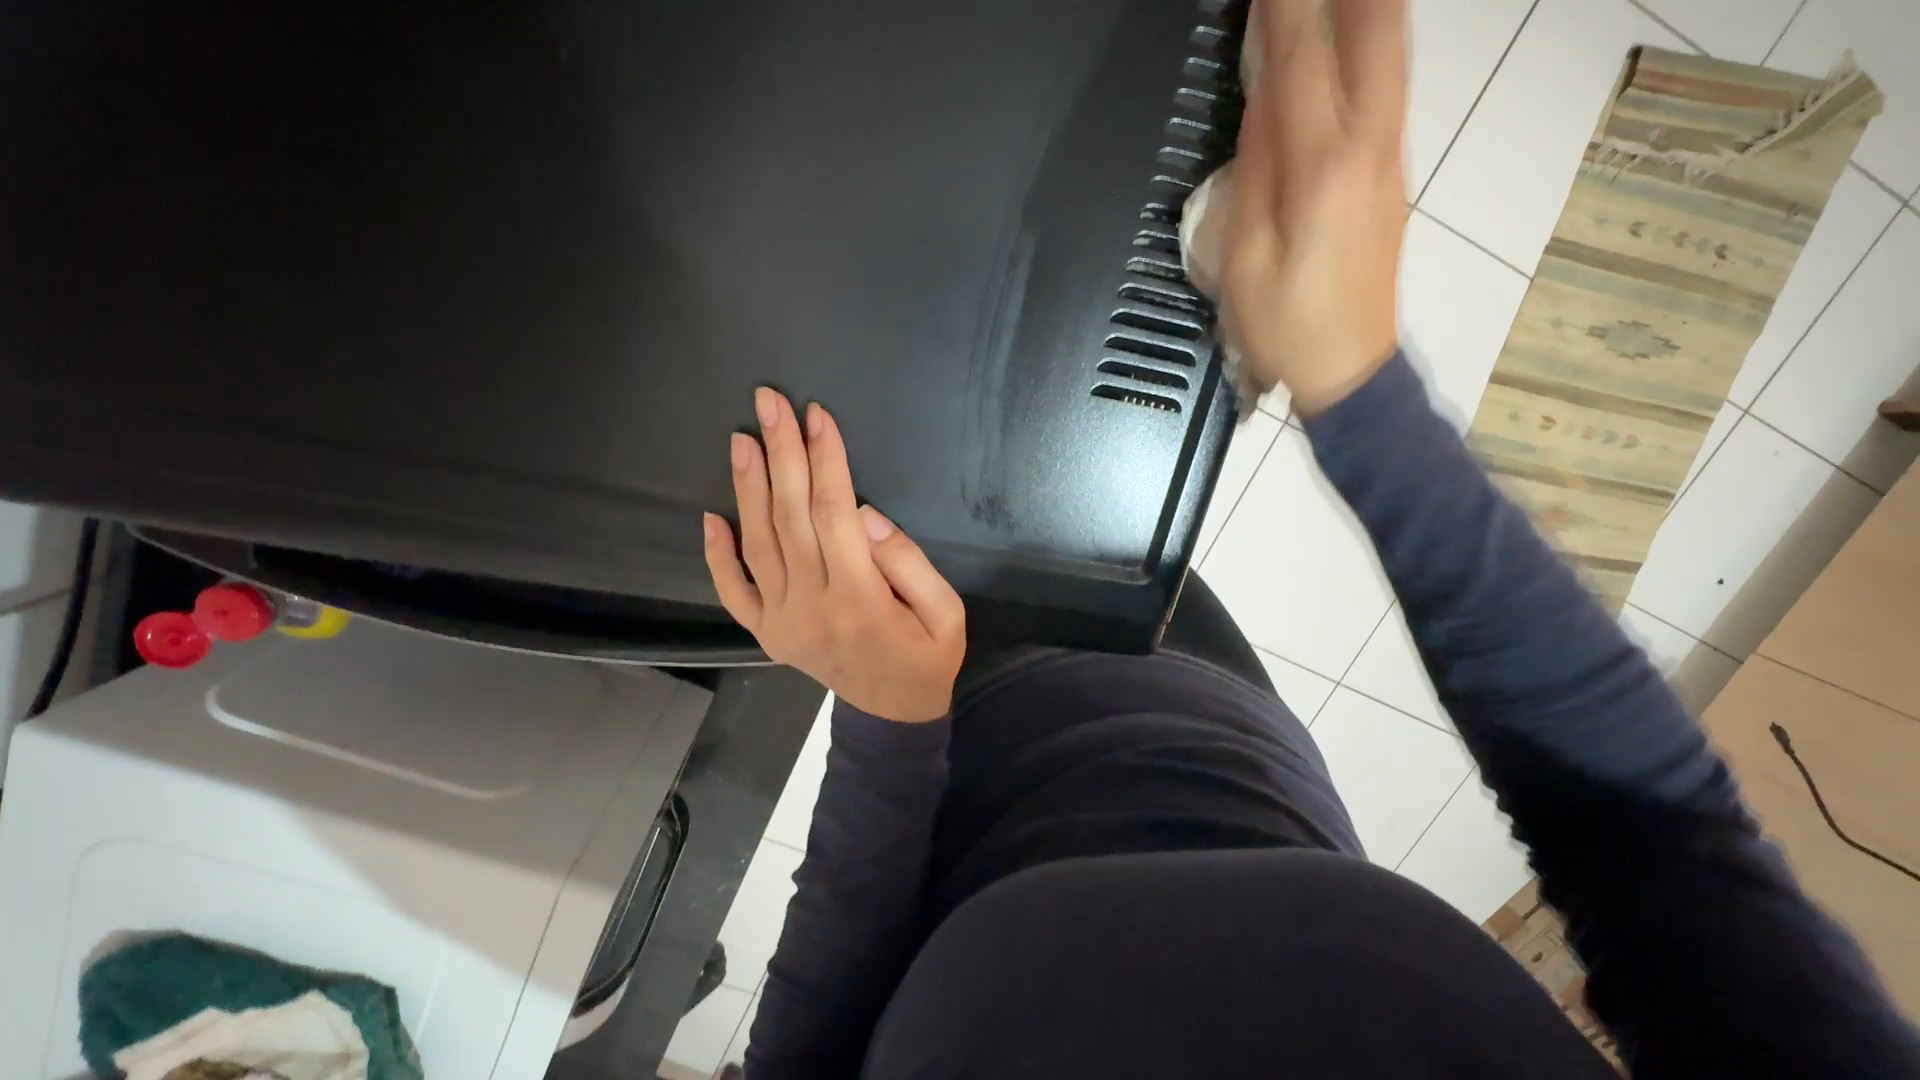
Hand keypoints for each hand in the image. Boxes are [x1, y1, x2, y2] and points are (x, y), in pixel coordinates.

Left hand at [703, 388, 965, 722]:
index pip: (835, 513)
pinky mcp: (766, 633)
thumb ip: (908, 562)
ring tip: (743, 438)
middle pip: (791, 517)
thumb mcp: (946, 612)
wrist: (895, 715)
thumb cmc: (927, 658)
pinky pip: (734, 592)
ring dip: (748, 488)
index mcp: (860, 599)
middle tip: (769, 402)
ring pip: (759, 544)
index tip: (817, 415)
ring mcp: (782, 621)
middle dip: (782, 454)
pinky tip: (711, 515)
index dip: (826, 460)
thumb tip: (863, 514)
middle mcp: (812, 606)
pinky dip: (717, 555)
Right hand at [1220, 0, 1409, 416]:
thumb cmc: (1286, 328)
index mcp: (1319, 171)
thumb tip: (1262, 105)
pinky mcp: (1393, 178)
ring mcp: (1390, 162)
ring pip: (1391, 60)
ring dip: (1371, 9)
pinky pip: (1387, 93)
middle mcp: (1368, 151)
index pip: (1299, 65)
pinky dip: (1372, 49)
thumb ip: (1252, 173)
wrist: (1352, 371)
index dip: (1283, 8)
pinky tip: (1354, 40)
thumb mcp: (1245, 260)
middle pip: (1374, 39)